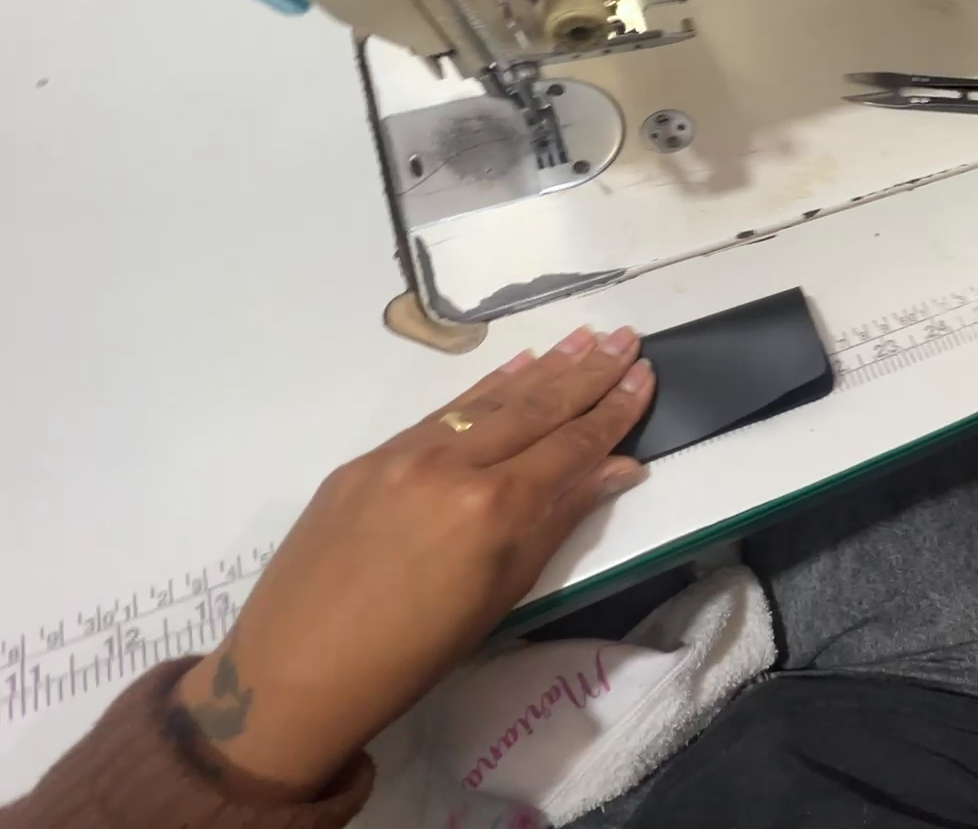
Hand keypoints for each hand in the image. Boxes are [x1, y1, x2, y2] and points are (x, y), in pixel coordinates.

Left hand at [171, 326, 656, 798]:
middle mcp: (455, 465)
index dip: (617, 408)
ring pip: (494, 398)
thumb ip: (566, 512)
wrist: (294, 676)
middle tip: (627, 336)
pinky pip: (445, 411)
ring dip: (547, 364)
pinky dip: (490, 385)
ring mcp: (406, 455)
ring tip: (586, 336)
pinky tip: (522, 361)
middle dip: (591, 370)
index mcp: (497, 506)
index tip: (646, 373)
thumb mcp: (511, 586)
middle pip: (540, 406)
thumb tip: (623, 466)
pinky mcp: (369, 457)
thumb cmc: (423, 647)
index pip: (576, 442)